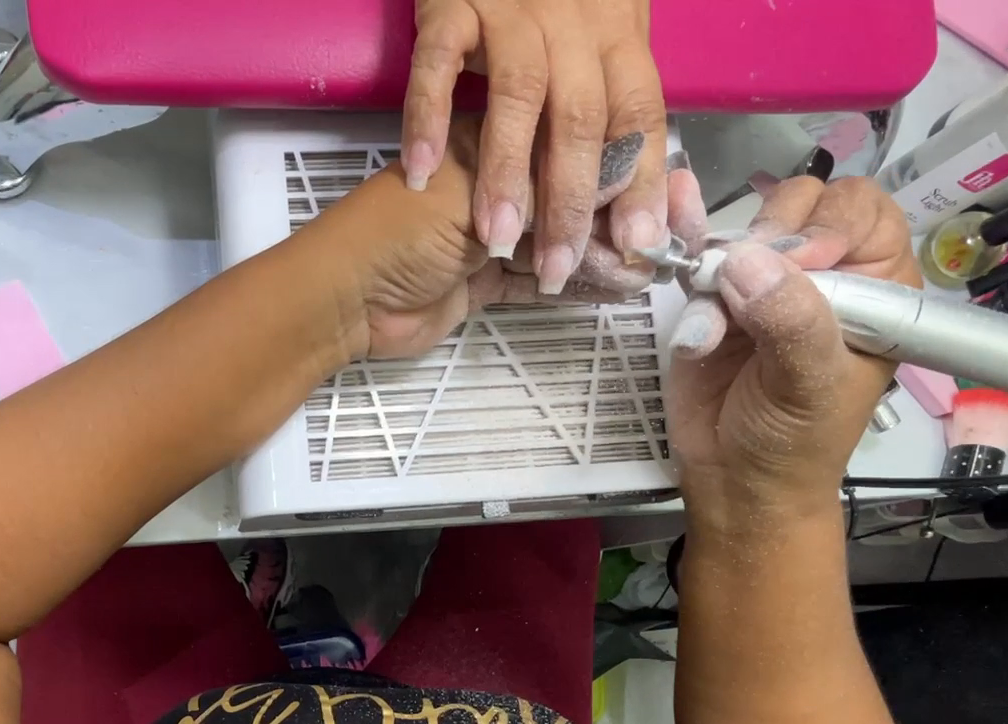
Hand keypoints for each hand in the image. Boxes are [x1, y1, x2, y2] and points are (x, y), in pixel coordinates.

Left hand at [311, 120, 678, 360]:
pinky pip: (531, 283)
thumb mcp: (474, 198)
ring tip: (648, 269)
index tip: (665, 197)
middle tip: (664, 240)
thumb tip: (607, 198)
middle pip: (569, 198)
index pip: (569, 147)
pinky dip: (569, 287)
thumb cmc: (399, 230)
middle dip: (616, 218)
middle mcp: (495, 182)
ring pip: (555, 242)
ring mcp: (486, 237)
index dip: (618, 172)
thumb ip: (538, 196)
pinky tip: (610, 289)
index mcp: (492, 142)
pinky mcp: (477, 285)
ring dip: (599, 255)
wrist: (342, 297)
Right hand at [401, 0, 667, 296]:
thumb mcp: (587, 56)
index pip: (640, 113)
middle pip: (581, 115)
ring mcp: (510, 7)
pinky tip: (423, 170)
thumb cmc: (539, 15)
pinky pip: (438, 62)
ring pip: (518, 93)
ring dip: (506, 171)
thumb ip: (603, 121)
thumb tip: (628, 212)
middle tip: (557, 269)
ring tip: (497, 238)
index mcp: (615, 34)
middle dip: (570, 201)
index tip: (635, 245)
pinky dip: (429, 116)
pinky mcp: (450, 3)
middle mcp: (573, 17)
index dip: (641, 180)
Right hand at [666, 177, 921, 525]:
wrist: (732, 482)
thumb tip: (745, 259)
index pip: (861, 213)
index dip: (826, 225)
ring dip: (719, 271)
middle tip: (741, 285)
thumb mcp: (808, 384)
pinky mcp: (714, 304)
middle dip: (766, 238)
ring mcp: (763, 287)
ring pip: (742, 235)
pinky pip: (700, 268)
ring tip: (712, 327)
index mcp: (873, 287)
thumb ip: (790, 320)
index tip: (794, 265)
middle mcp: (821, 276)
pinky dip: (690, 289)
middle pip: (801, 206)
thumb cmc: (793, 441)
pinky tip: (695, 330)